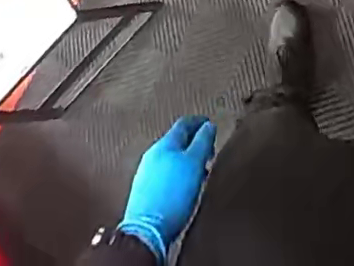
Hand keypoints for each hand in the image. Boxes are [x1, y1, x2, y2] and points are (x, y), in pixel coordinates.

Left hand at [118, 116, 217, 257]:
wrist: (145, 232)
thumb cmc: (174, 193)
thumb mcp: (194, 163)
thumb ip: (203, 141)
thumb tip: (209, 125)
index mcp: (165, 142)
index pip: (184, 123)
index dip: (199, 122)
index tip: (210, 125)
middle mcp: (153, 153)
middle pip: (176, 140)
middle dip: (193, 143)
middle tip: (208, 151)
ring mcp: (146, 172)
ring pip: (170, 158)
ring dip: (186, 160)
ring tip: (199, 171)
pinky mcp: (143, 191)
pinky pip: (164, 173)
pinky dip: (177, 173)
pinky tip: (183, 186)